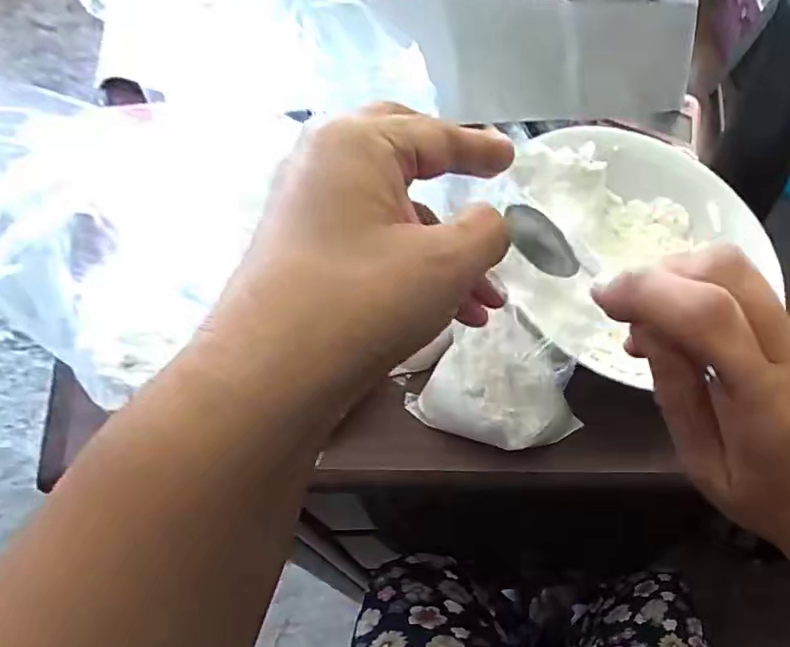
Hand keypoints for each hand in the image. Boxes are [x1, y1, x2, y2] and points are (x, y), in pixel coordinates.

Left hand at [193, 103, 513, 412]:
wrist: (279, 369)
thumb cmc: (366, 300)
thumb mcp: (446, 264)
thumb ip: (485, 233)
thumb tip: (491, 223)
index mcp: (355, 146)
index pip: (431, 134)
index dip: (478, 148)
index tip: (511, 157)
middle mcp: (325, 168)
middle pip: (403, 161)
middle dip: (451, 182)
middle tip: (483, 188)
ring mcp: (312, 215)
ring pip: (397, 221)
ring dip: (448, 256)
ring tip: (487, 304)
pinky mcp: (310, 258)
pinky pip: (378, 251)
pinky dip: (419, 275)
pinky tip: (452, 316)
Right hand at [594, 247, 789, 556]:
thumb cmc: (760, 500)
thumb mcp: (703, 464)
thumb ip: (677, 396)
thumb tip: (647, 333)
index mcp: (768, 400)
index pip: (712, 318)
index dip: (651, 294)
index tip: (602, 297)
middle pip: (733, 273)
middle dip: (666, 273)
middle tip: (623, 306)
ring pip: (743, 274)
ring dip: (684, 277)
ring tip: (646, 321)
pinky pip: (751, 296)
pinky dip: (704, 295)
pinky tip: (677, 329)